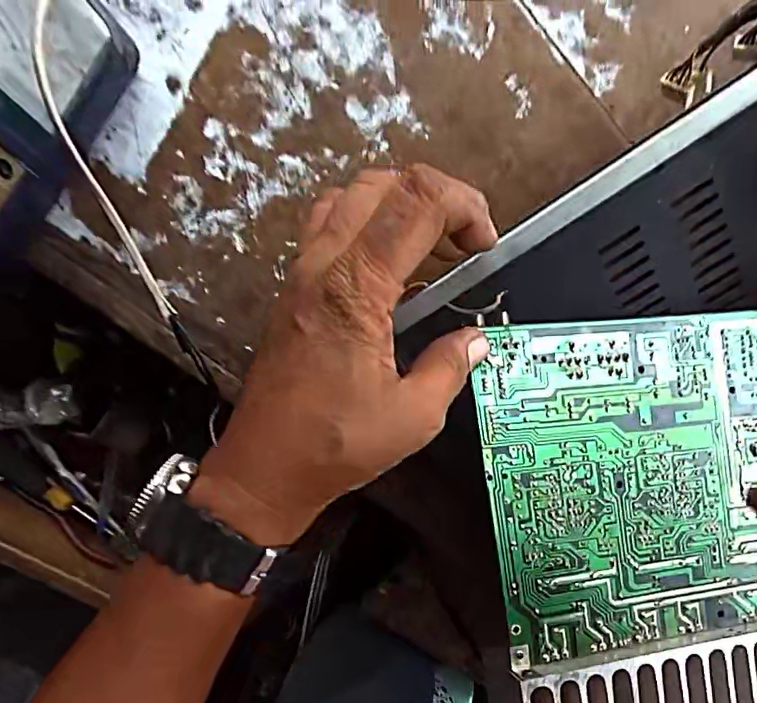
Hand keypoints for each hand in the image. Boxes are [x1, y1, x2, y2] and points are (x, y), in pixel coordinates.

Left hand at [194, 166, 497, 545]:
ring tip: (436, 253)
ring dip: (402, 208)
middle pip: (382, 184)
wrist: (269, 465)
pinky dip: (371, 228)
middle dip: (438, 199)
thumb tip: (476, 341)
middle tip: (468, 244)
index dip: (463, 205)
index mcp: (355, 290)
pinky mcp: (295, 290)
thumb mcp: (415, 415)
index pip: (414, 202)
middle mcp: (323, 267)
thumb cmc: (336, 445)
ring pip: (352, 197)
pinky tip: (396, 274)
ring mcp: (302, 274)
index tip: (487, 244)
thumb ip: (450, 367)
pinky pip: (332, 228)